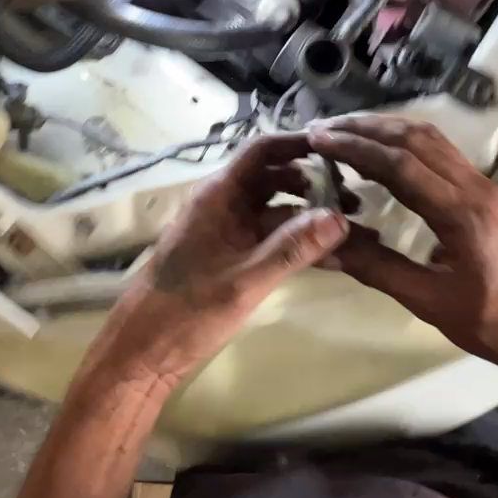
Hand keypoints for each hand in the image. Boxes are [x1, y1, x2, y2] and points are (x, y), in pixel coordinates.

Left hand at [80, 133, 350, 392]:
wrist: (142, 353)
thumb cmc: (185, 311)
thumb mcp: (244, 281)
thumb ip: (291, 249)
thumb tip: (340, 219)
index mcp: (218, 195)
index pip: (262, 151)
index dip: (298, 144)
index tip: (339, 152)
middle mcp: (223, 204)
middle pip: (274, 178)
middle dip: (314, 185)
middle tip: (355, 199)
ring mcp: (227, 231)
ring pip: (276, 211)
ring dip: (310, 217)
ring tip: (353, 229)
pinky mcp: (231, 256)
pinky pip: (270, 238)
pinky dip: (298, 243)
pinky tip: (331, 256)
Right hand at [308, 115, 497, 383]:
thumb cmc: (496, 324)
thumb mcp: (430, 302)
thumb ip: (377, 269)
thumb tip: (327, 247)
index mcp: (461, 213)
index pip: (399, 164)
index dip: (355, 148)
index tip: (319, 140)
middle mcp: (475, 187)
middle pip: (415, 139)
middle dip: (366, 129)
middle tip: (324, 130)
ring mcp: (485, 187)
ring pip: (432, 140)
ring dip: (388, 129)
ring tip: (348, 133)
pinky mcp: (489, 194)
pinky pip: (443, 154)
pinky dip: (408, 143)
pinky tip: (387, 155)